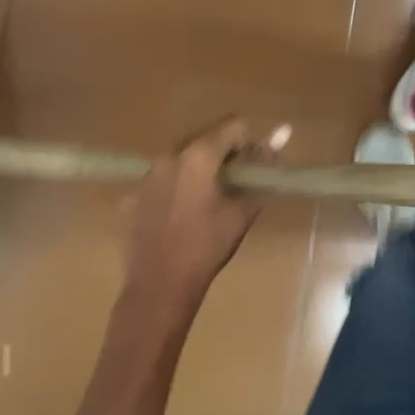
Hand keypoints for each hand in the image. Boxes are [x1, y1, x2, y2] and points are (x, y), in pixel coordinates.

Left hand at [123, 119, 289, 309]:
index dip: (248, 144)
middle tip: (232, 186)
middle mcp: (168, 156)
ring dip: (198, 169)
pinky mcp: (130, 197)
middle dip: (222, 154)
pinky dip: (175, 188)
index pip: (233, 126)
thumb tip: (283, 130)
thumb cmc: (208, 245)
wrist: (159, 288)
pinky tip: (179, 217)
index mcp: (198, 154)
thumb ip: (263, 165)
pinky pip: (160, 180)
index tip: (250, 171)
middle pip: (205, 138)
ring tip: (206, 202)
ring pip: (181, 158)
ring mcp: (145, 176)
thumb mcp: (244, 207)